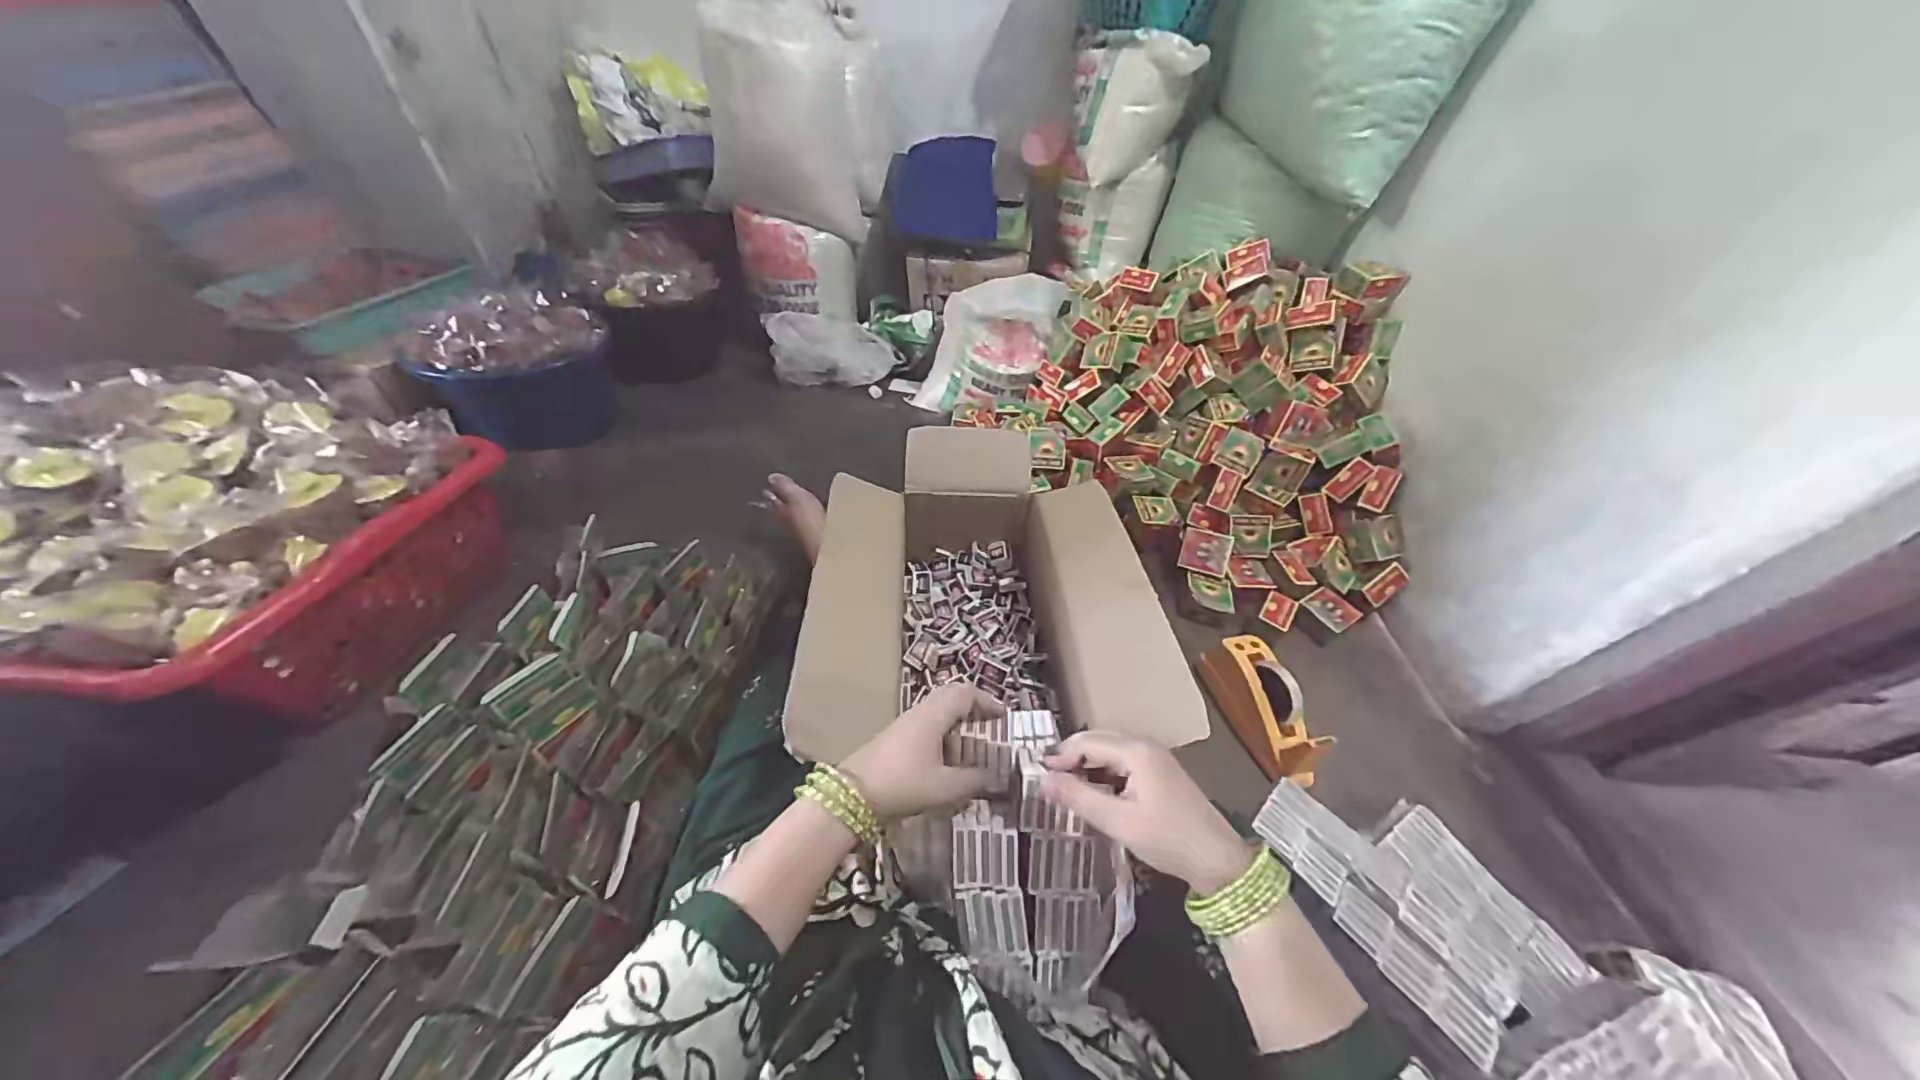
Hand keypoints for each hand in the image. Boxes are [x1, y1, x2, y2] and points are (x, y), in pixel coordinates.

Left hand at [839, 683, 1003, 820]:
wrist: (852, 795)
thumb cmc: (903, 784)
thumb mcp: (945, 787)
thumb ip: (974, 781)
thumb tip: (998, 779)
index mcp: (934, 714)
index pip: (966, 693)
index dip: (988, 702)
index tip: (1005, 719)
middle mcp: (920, 712)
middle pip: (952, 698)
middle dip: (975, 710)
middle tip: (992, 730)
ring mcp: (905, 725)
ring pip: (938, 713)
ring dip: (959, 725)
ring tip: (974, 748)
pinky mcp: (896, 739)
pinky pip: (928, 727)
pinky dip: (944, 736)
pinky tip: (948, 761)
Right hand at [1041, 731, 1253, 893]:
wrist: (1217, 861)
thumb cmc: (1168, 839)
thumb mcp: (1118, 821)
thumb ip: (1079, 798)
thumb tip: (1044, 781)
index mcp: (1136, 751)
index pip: (1086, 742)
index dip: (1060, 756)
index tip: (1039, 774)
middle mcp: (1145, 745)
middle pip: (1097, 742)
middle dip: (1071, 759)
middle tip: (1049, 782)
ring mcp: (1154, 757)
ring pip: (1108, 753)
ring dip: (1086, 768)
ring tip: (1067, 790)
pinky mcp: (1159, 771)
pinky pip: (1122, 764)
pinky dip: (1103, 775)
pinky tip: (1094, 794)